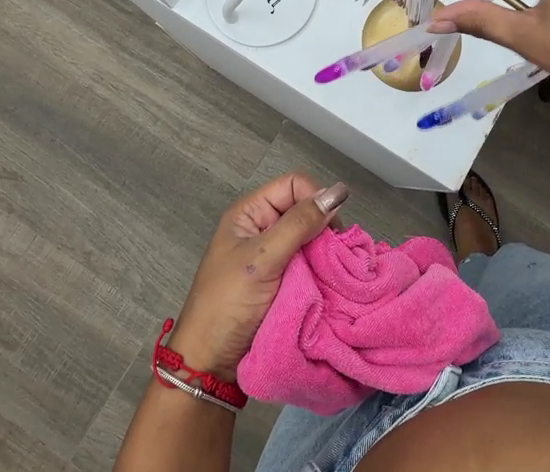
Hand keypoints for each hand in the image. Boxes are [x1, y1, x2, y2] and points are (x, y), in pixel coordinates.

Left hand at [166, 173, 348, 381]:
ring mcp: (274, 256)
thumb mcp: (262, 258)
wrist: (210, 364)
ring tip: (336, 270)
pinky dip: (323, 271)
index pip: (294, 185)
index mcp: (250, 213)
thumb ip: (300, 223)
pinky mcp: (284, 281)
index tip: (331, 229)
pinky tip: (331, 281)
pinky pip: (312, 264)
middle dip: (324, 228)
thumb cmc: (227, 305)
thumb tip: (339, 190)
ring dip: (326, 252)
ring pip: (312, 239)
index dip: (315, 199)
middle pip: (306, 210)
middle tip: (335, 255)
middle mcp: (263, 228)